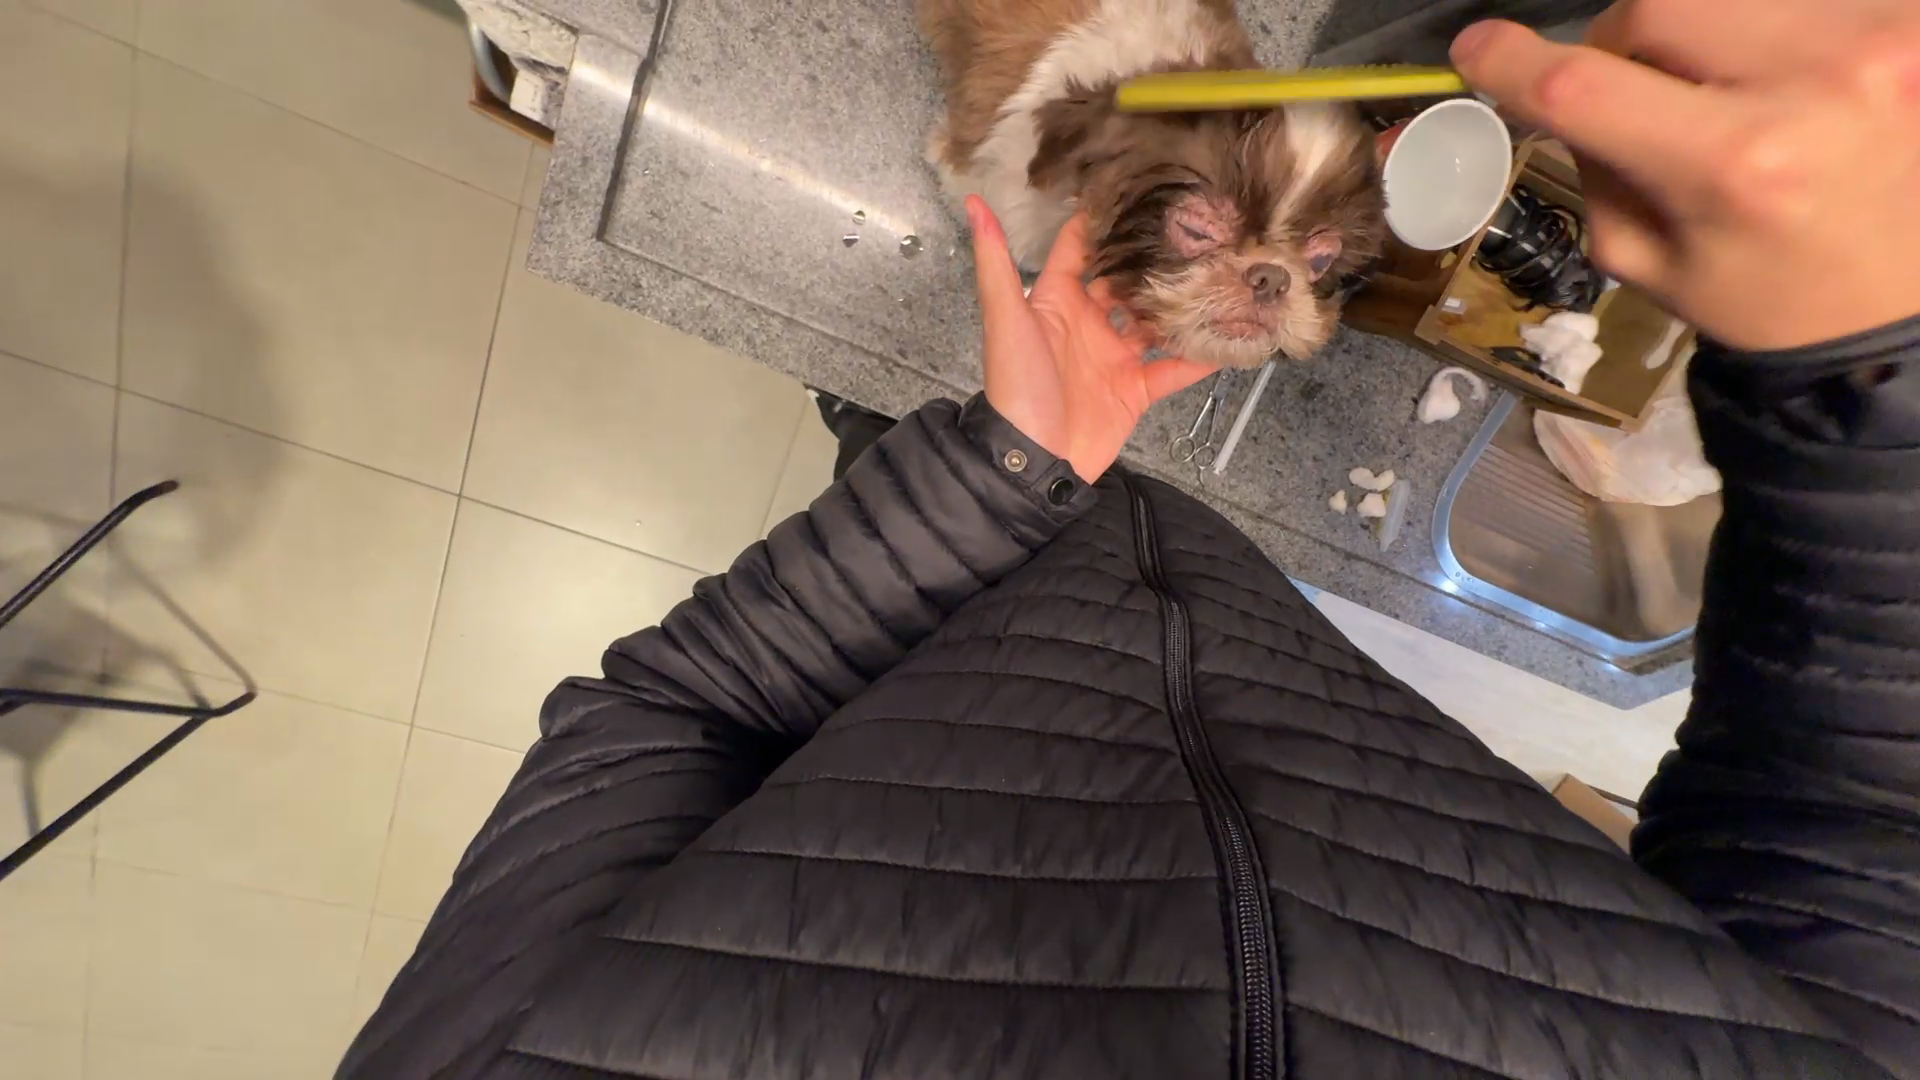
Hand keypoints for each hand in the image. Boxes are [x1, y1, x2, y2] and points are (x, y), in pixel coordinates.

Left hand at [967, 196, 1215, 481]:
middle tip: (1200, 225)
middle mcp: (1088, 325)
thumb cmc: (1017, 387)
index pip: (1080, 250)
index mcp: (1056, 303)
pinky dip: (1200, 356)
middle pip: (1127, 282)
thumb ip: (996, 264)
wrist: (1034, 460)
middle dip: (1156, 258)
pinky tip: (1232, 332)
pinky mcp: (1135, 391)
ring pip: (1157, 321)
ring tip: (1223, 269)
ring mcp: (1114, 358)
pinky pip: (1174, 369)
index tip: (1140, 184)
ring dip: (1184, 302)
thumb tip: (974, 203)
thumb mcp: (1006, 320)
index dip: (1104, 220)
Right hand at [1451, 2, 1919, 350]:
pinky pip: (1795, 2)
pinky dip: (1751, 39)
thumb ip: (1600, 171)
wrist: (1909, 294)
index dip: (1516, 61)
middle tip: (1619, 87)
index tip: (1473, 46)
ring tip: (1708, 93)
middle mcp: (1818, 76)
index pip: (1587, 89)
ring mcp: (1890, 30)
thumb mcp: (1638, 257)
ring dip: (1689, 37)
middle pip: (1662, 2)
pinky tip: (1771, 89)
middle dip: (1615, 39)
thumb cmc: (1753, 294)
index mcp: (1728, 164)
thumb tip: (1578, 103)